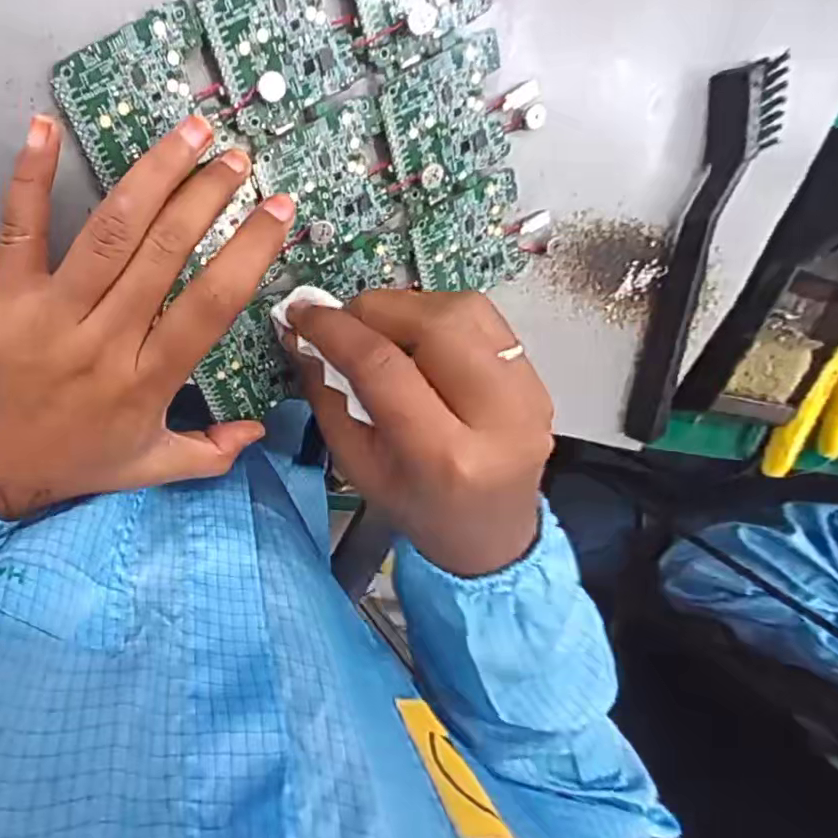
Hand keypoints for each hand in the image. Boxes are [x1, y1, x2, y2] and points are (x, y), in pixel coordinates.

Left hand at [0, 113, 295, 519]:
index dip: (248, 250)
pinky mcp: (3, 300)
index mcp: (147, 379)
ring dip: (153, 175)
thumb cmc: (69, 463)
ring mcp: (50, 317)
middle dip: (206, 195)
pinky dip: (31, 178)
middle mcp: (105, 341)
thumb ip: (206, 453)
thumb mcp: (145, 469)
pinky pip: (19, 231)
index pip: (210, 303)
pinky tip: (45, 129)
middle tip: (234, 156)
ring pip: (109, 233)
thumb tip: (257, 432)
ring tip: (189, 134)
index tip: (276, 208)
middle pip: (165, 252)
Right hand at [285, 290, 553, 575]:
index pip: (383, 367)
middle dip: (372, 310)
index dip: (334, 330)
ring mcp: (529, 392)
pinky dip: (434, 312)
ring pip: (463, 309)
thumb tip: (299, 333)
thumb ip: (325, 392)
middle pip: (434, 324)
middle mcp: (498, 417)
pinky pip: (483, 317)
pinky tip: (412, 334)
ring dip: (404, 306)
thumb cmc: (411, 502)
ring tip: (376, 328)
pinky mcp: (538, 375)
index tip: (299, 313)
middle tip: (341, 323)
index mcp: (443, 455)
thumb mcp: (353, 460)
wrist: (490, 531)